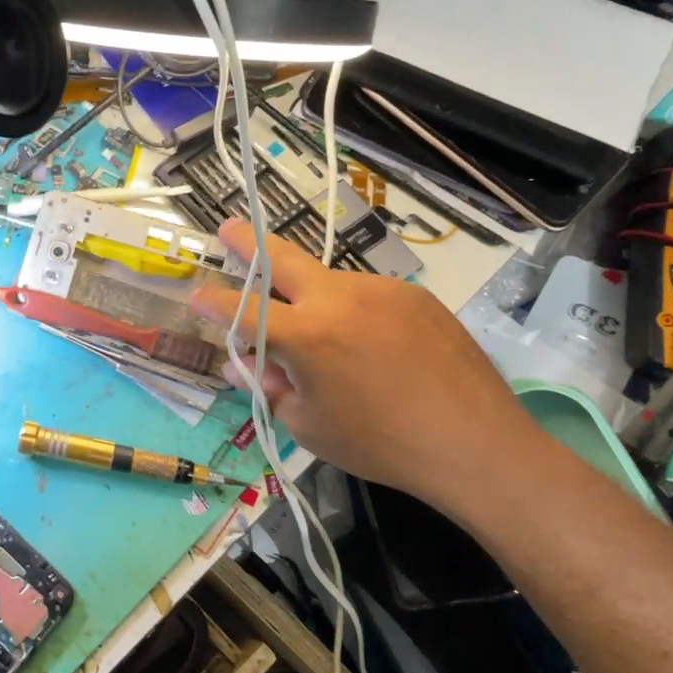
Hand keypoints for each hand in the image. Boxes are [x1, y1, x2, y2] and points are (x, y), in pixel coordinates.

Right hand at [189, 219, 545, 512]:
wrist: (476, 445)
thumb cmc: (380, 445)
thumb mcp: (308, 426)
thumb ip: (271, 387)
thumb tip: (250, 363)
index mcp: (308, 335)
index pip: (245, 311)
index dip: (215, 303)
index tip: (197, 295)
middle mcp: (341, 298)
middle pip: (284, 259)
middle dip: (250, 242)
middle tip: (229, 226)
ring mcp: (383, 291)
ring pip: (331, 284)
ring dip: (314, 299)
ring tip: (329, 342)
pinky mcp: (417, 296)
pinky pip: (369, 297)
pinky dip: (355, 313)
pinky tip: (374, 348)